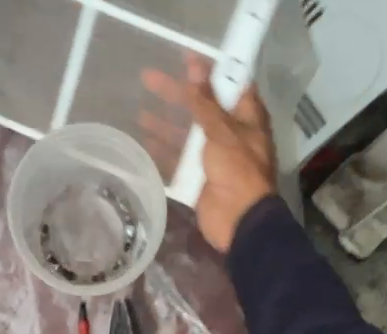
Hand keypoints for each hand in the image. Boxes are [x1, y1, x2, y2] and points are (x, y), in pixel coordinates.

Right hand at [143, 55, 277, 252]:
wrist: (239, 220)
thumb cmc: (238, 171)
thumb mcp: (222, 131)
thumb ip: (205, 104)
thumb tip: (195, 71)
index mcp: (246, 118)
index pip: (227, 85)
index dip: (207, 71)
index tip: (183, 59)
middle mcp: (231, 135)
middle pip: (201, 108)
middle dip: (177, 94)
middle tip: (148, 80)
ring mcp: (214, 158)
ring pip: (186, 135)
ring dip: (165, 124)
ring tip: (140, 113)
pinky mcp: (199, 179)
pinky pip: (179, 161)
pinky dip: (163, 152)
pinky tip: (144, 143)